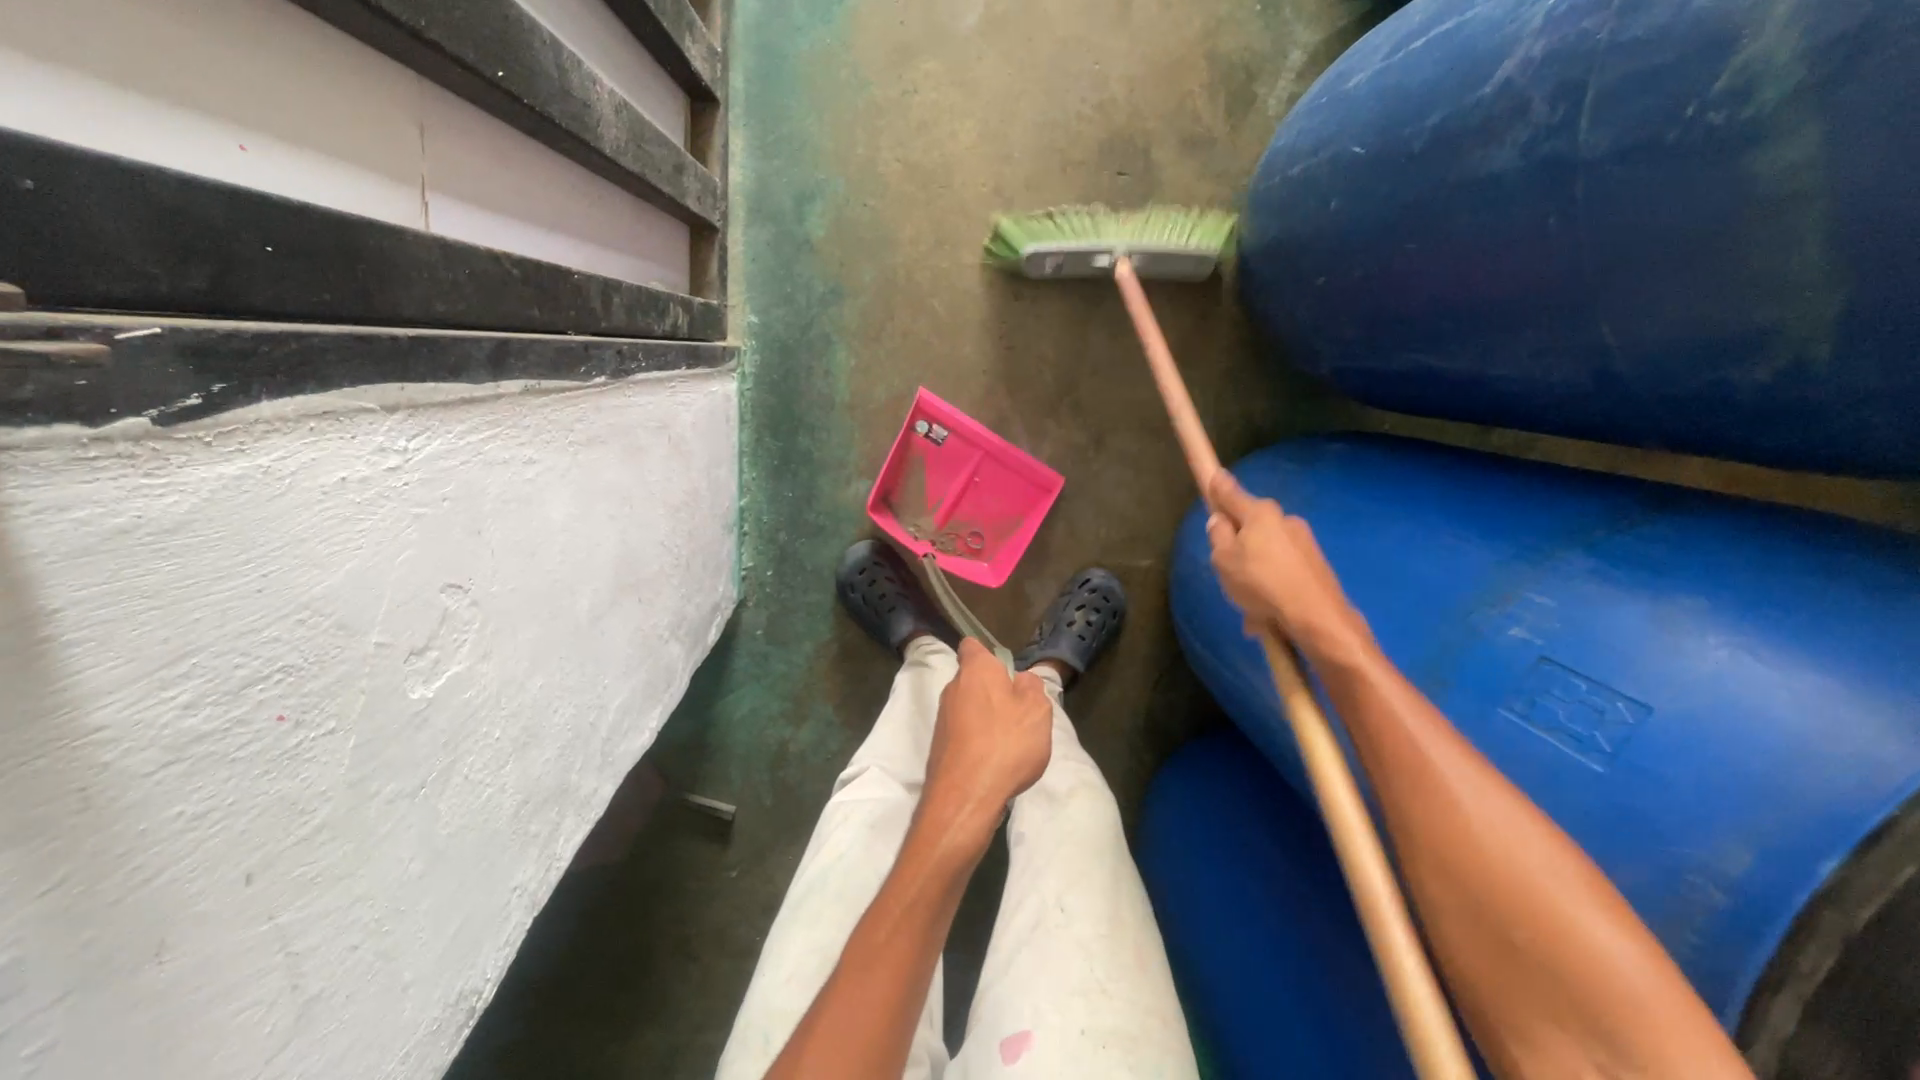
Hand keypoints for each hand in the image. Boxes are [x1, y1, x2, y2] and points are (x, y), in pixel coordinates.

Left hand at [921, 639, 1052, 839]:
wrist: (966, 796)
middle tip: (1020, 712)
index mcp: (975, 671)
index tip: (1005, 671)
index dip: (988, 654)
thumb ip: (1031, 688)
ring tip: (1011, 741)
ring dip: (987, 719)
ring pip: (969, 709)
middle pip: (973, 681)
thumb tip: (1020, 679)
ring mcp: (943, 720)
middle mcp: (952, 689)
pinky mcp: (940, 747)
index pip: (972, 647)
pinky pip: (964, 734)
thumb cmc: (1006, 743)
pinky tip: (996, 761)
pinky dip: (978, 741)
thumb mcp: (1037, 710)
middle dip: (993, 691)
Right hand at [1205, 470, 1374, 664]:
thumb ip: (1218, 536)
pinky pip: (1284, 570)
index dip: (1218, 486)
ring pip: (1268, 552)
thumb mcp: (1223, 560)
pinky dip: (1273, 586)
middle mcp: (1284, 519)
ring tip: (1250, 604)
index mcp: (1259, 513)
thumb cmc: (1261, 582)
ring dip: (1257, 572)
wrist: (1315, 614)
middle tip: (1229, 574)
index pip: (1231, 493)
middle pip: (1252, 526)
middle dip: (1240, 546)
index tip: (1214, 475)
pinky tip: (1268, 612)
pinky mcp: (1316, 563)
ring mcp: (1303, 541)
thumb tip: (1220, 520)